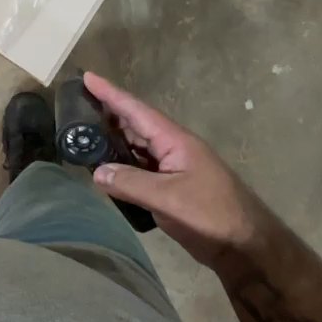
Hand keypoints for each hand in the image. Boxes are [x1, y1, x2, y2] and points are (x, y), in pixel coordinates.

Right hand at [85, 72, 280, 267]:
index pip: (137, 110)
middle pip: (135, 125)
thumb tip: (97, 172)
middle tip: (76, 106)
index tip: (87, 77)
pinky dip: (122, 165)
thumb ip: (131, 183)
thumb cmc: (211, 214)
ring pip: (137, 147)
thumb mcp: (169, 197)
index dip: (111, 94)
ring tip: (83, 134)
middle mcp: (173, 149)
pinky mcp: (172, 189)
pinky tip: (106, 170)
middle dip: (108, 113)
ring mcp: (173, 169)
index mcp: (175, 141)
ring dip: (112, 140)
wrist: (245, 245)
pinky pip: (141, 169)